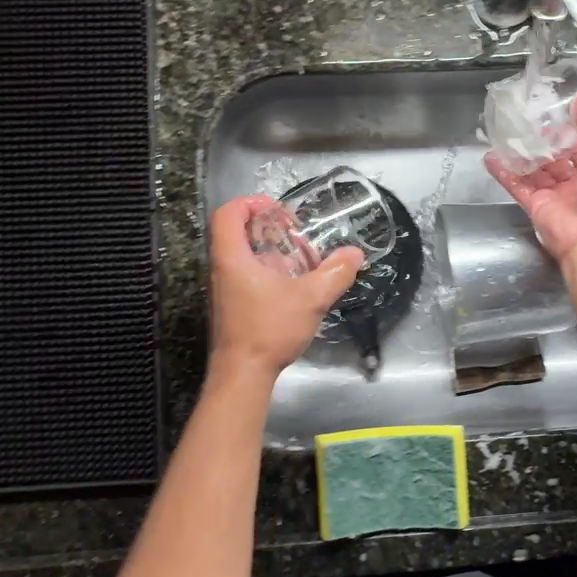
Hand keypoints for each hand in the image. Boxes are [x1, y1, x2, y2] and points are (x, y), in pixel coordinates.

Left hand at [209, 195, 362, 376]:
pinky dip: (263, 270)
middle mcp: (221, 269)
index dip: (249, 203)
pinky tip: (289, 285)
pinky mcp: (228, 307)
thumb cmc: (269, 329)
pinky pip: (242, 275)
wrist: (242, 374)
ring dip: (265, 250)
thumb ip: (335, 273)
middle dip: (264, 226)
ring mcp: (222, 289)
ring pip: (239, 255)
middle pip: (233, 232)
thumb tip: (355, 254)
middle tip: (292, 231)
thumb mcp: (310, 298)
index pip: (228, 214)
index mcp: (231, 257)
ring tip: (296, 258)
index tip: (276, 209)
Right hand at [485, 95, 576, 263]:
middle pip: (556, 155)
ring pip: (535, 168)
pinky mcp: (535, 205)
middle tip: (526, 116)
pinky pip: (518, 185)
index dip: (569, 126)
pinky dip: (504, 171)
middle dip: (543, 138)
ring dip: (522, 151)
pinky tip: (492, 156)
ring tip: (506, 130)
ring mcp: (553, 194)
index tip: (554, 107)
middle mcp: (576, 181)